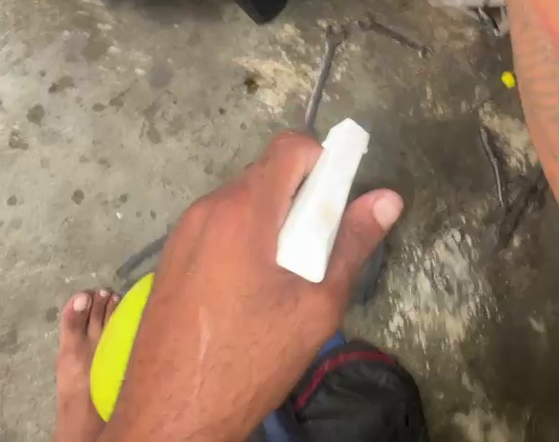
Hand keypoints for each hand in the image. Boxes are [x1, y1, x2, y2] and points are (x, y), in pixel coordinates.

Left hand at [107, 133, 401, 440]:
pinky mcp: (171, 256)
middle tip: (313, 252)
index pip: (291, 145)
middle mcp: (209, 207)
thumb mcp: (317, 306)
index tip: (334, 204)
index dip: (322, 161)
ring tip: (281, 280)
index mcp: (245, 210)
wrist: (169, 423)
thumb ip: (354, 243)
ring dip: (272, 220)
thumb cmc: (250, 361)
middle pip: (268, 172)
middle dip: (299, 198)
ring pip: (244, 199)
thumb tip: (389, 198)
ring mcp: (184, 231)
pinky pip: (219, 224)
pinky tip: (247, 293)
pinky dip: (243, 238)